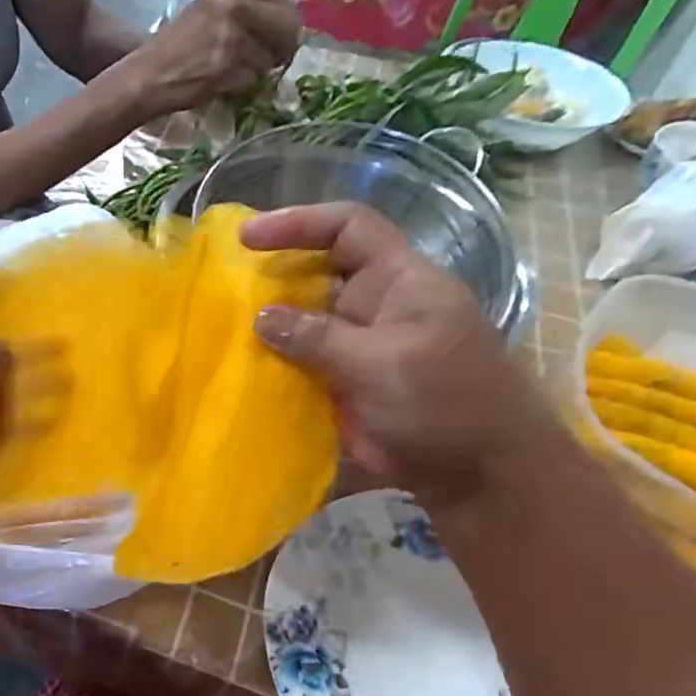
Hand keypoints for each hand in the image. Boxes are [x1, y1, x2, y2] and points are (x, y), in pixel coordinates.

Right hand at [124, 0, 301, 115]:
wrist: (150, 75)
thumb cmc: (179, 46)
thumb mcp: (213, 10)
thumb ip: (247, 9)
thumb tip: (285, 26)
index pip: (282, 0)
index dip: (286, 24)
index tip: (279, 39)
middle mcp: (235, 2)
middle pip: (285, 27)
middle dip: (283, 47)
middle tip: (275, 60)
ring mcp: (233, 34)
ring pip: (270, 57)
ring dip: (259, 70)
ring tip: (236, 71)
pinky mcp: (229, 65)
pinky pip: (254, 78)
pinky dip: (244, 84)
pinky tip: (225, 81)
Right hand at [241, 203, 559, 507]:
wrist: (474, 472)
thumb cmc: (445, 403)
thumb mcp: (382, 363)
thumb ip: (319, 338)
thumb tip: (260, 316)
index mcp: (398, 280)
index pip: (348, 228)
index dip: (299, 222)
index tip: (249, 237)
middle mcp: (374, 306)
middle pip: (316, 274)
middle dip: (273, 276)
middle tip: (222, 289)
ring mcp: (357, 347)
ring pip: (304, 323)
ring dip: (268, 326)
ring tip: (220, 330)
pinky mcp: (344, 384)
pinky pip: (302, 365)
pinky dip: (274, 366)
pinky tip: (241, 371)